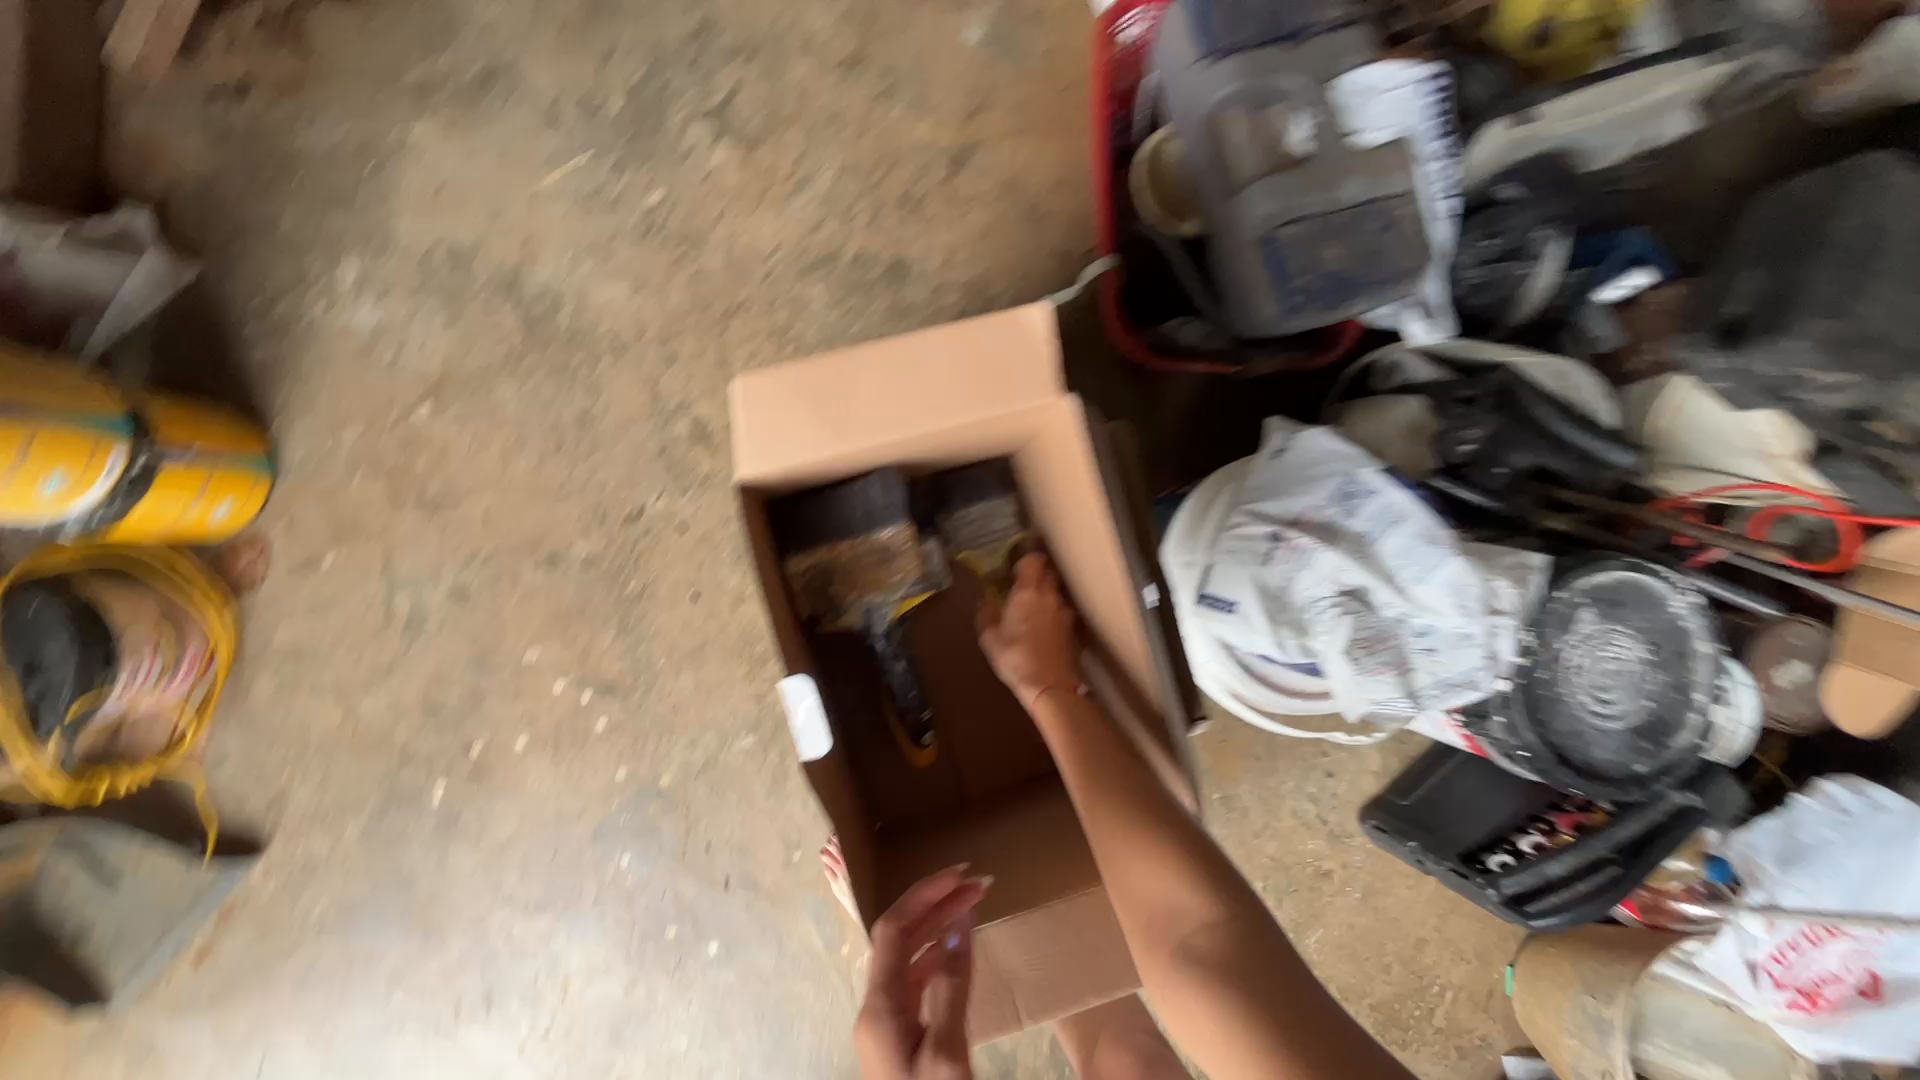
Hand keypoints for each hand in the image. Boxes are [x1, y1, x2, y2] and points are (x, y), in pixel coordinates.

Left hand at [854, 865, 985, 1079]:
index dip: (925, 893)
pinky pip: (915, 982)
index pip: (894, 928)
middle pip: (900, 939)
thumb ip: (951, 986)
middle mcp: (874, 1009)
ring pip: (908, 958)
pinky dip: (938, 957)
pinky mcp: (899, 1039)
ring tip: (973, 906)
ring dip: (938, 928)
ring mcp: (885, 1025)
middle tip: (978, 885)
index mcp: (878, 1007)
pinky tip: (959, 951)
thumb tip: (958, 924)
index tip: (961, 874)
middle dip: (937, 905)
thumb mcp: (948, 1054)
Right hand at [976, 553, 1079, 711]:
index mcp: (1027, 592)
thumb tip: (983, 601)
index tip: (1014, 568)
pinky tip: (1043, 630)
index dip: (1024, 560)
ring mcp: (1065, 612)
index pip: (1033, 560)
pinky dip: (1053, 614)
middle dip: (1035, 575)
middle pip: (1047, 573)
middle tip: (1021, 586)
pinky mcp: (1073, 628)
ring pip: (1055, 593)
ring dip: (1045, 596)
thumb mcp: (990, 638)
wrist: (1050, 685)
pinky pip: (1062, 612)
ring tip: (1031, 610)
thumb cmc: (1015, 658)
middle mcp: (1049, 596)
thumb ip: (985, 614)